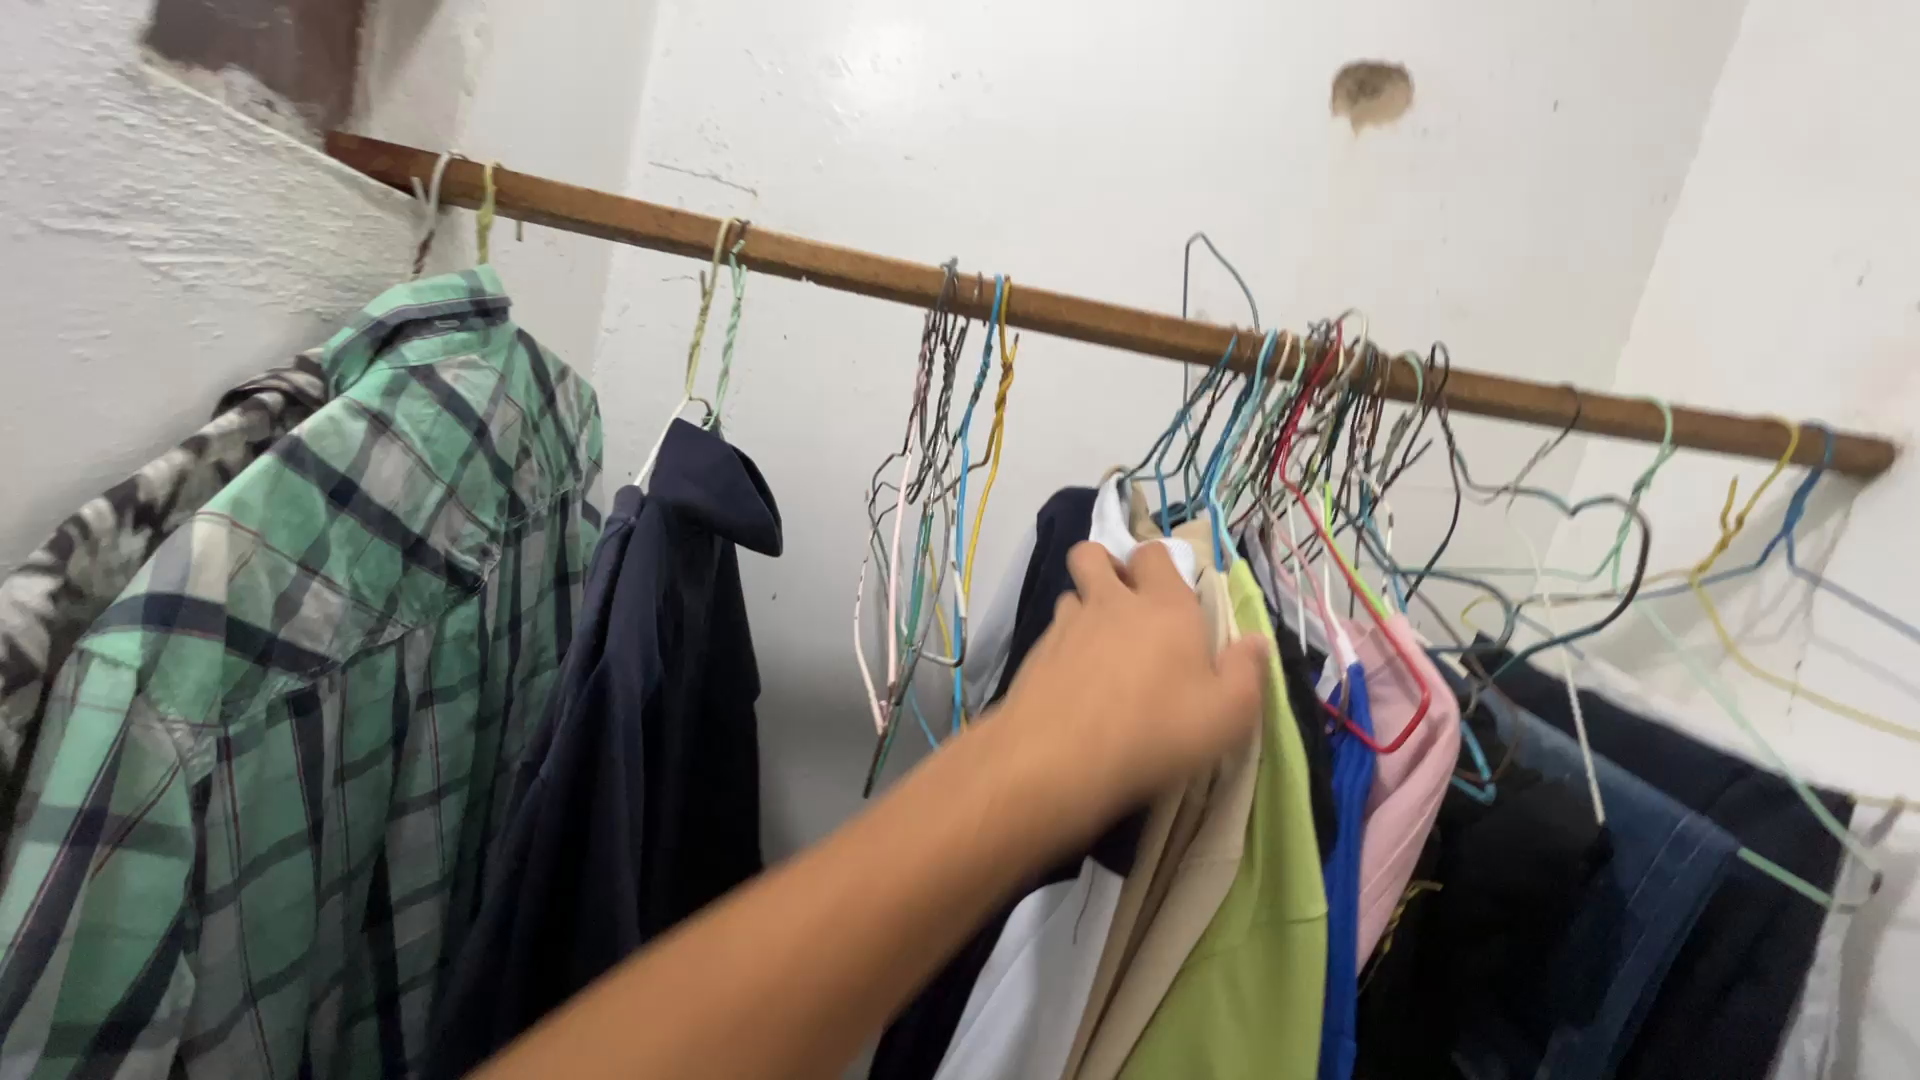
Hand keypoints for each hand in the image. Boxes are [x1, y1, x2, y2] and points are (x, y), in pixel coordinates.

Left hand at [986, 540, 1268, 825]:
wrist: (1059, 756)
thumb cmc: (1155, 731)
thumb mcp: (1226, 714)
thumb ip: (1246, 672)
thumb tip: (1255, 641)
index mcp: (1164, 607)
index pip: (1154, 554)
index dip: (1158, 564)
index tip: (1168, 592)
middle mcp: (1111, 603)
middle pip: (1093, 556)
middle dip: (1106, 566)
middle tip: (1123, 602)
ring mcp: (1067, 626)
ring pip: (1070, 594)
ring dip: (1083, 610)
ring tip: (1099, 648)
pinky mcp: (1037, 653)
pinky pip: (1052, 634)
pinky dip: (1064, 647)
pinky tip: (1074, 683)